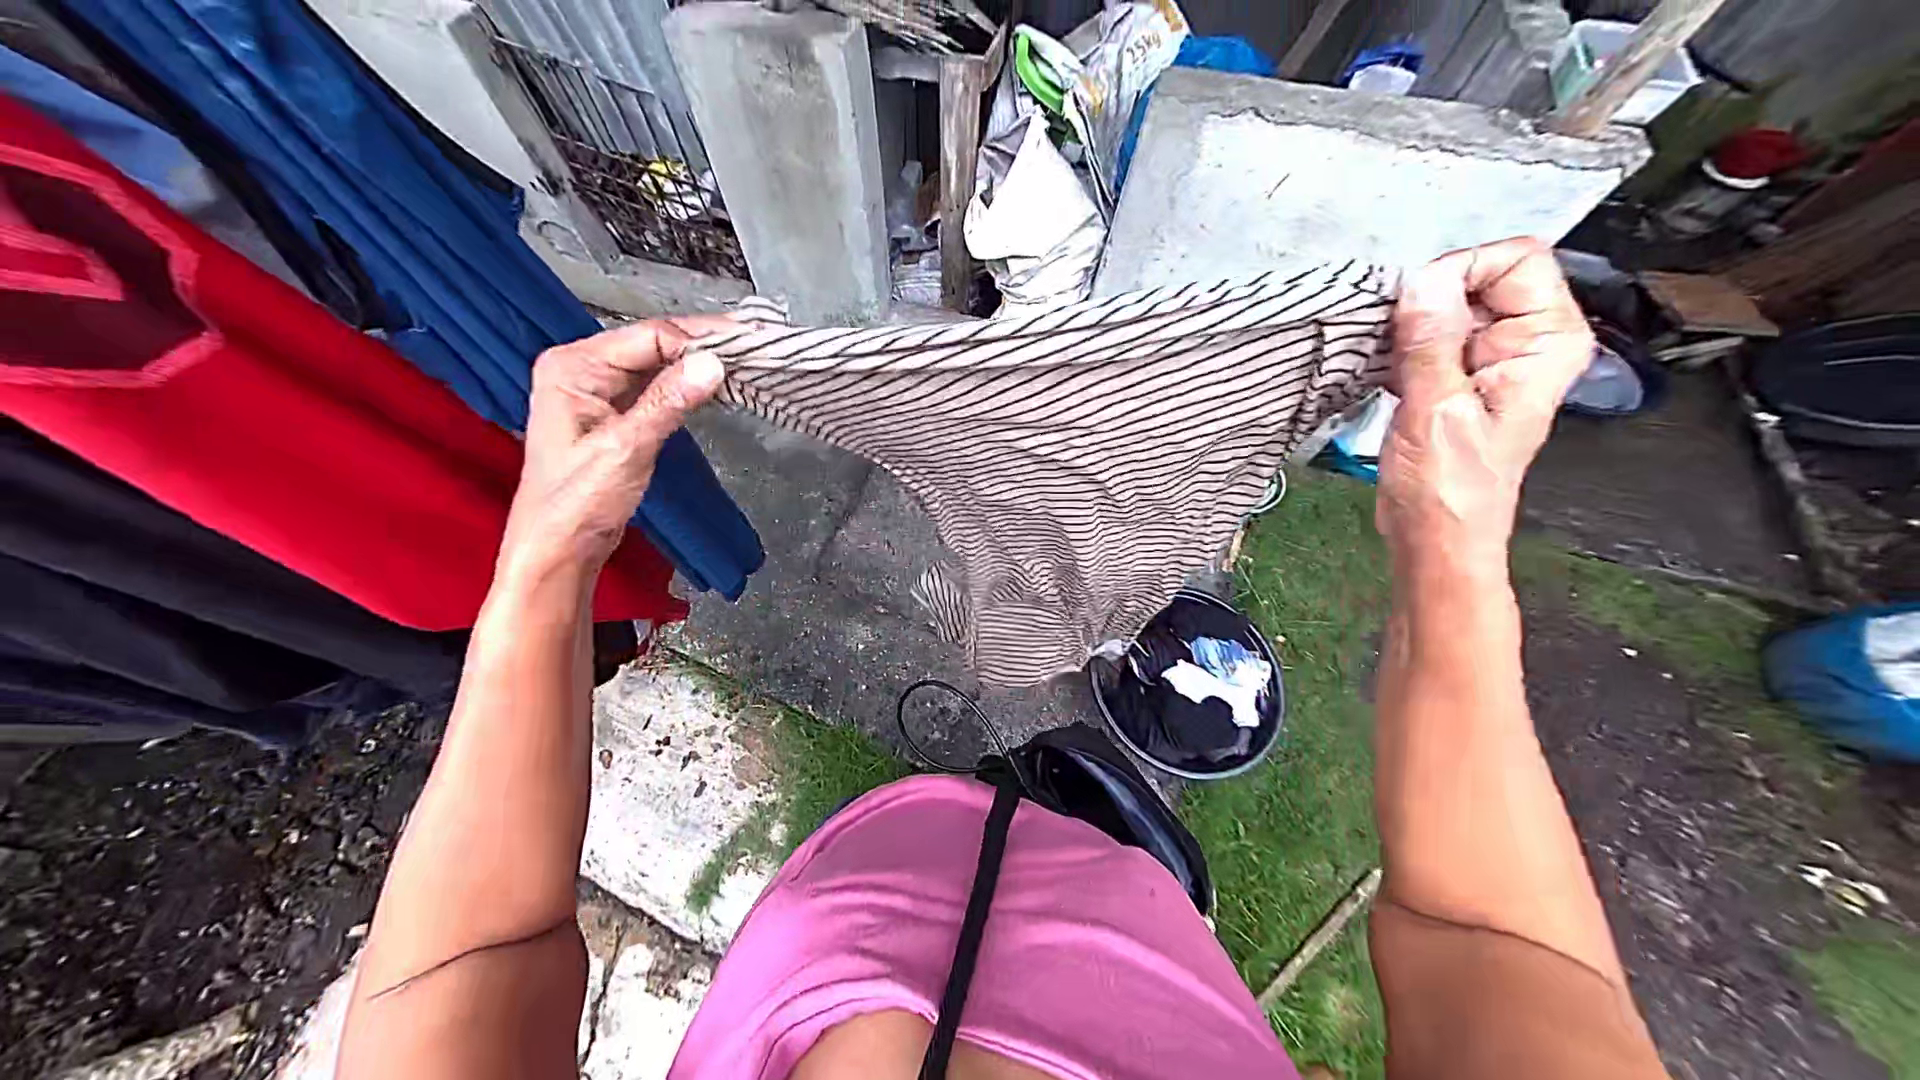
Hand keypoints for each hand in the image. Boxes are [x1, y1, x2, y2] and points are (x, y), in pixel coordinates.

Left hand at [498, 316, 733, 582]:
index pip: (650, 337)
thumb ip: (669, 402)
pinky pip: (660, 388)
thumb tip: (711, 363)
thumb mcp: (626, 448)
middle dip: (705, 344)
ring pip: (662, 364)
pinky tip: (718, 384)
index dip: (697, 341)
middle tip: (754, 341)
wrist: (560, 548)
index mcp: (574, 367)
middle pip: (656, 344)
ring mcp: (601, 392)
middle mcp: (584, 370)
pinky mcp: (618, 414)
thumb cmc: (575, 504)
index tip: (742, 348)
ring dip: (700, 364)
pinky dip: (690, 386)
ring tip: (745, 359)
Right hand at [1376, 238, 1592, 574]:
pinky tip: (1381, 369)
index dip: (1461, 272)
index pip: (1516, 260)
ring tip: (1385, 359)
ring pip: (1444, 309)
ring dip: (1406, 326)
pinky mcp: (1450, 379)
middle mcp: (1523, 344)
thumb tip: (1421, 280)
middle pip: (1478, 280)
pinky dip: (1397, 346)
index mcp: (1546, 343)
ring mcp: (1484, 361)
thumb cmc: (1449, 488)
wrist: (1435, 535)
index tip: (1415, 305)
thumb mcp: (1437, 410)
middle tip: (1394, 341)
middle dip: (1427, 300)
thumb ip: (1430, 342)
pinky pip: (1424, 339)